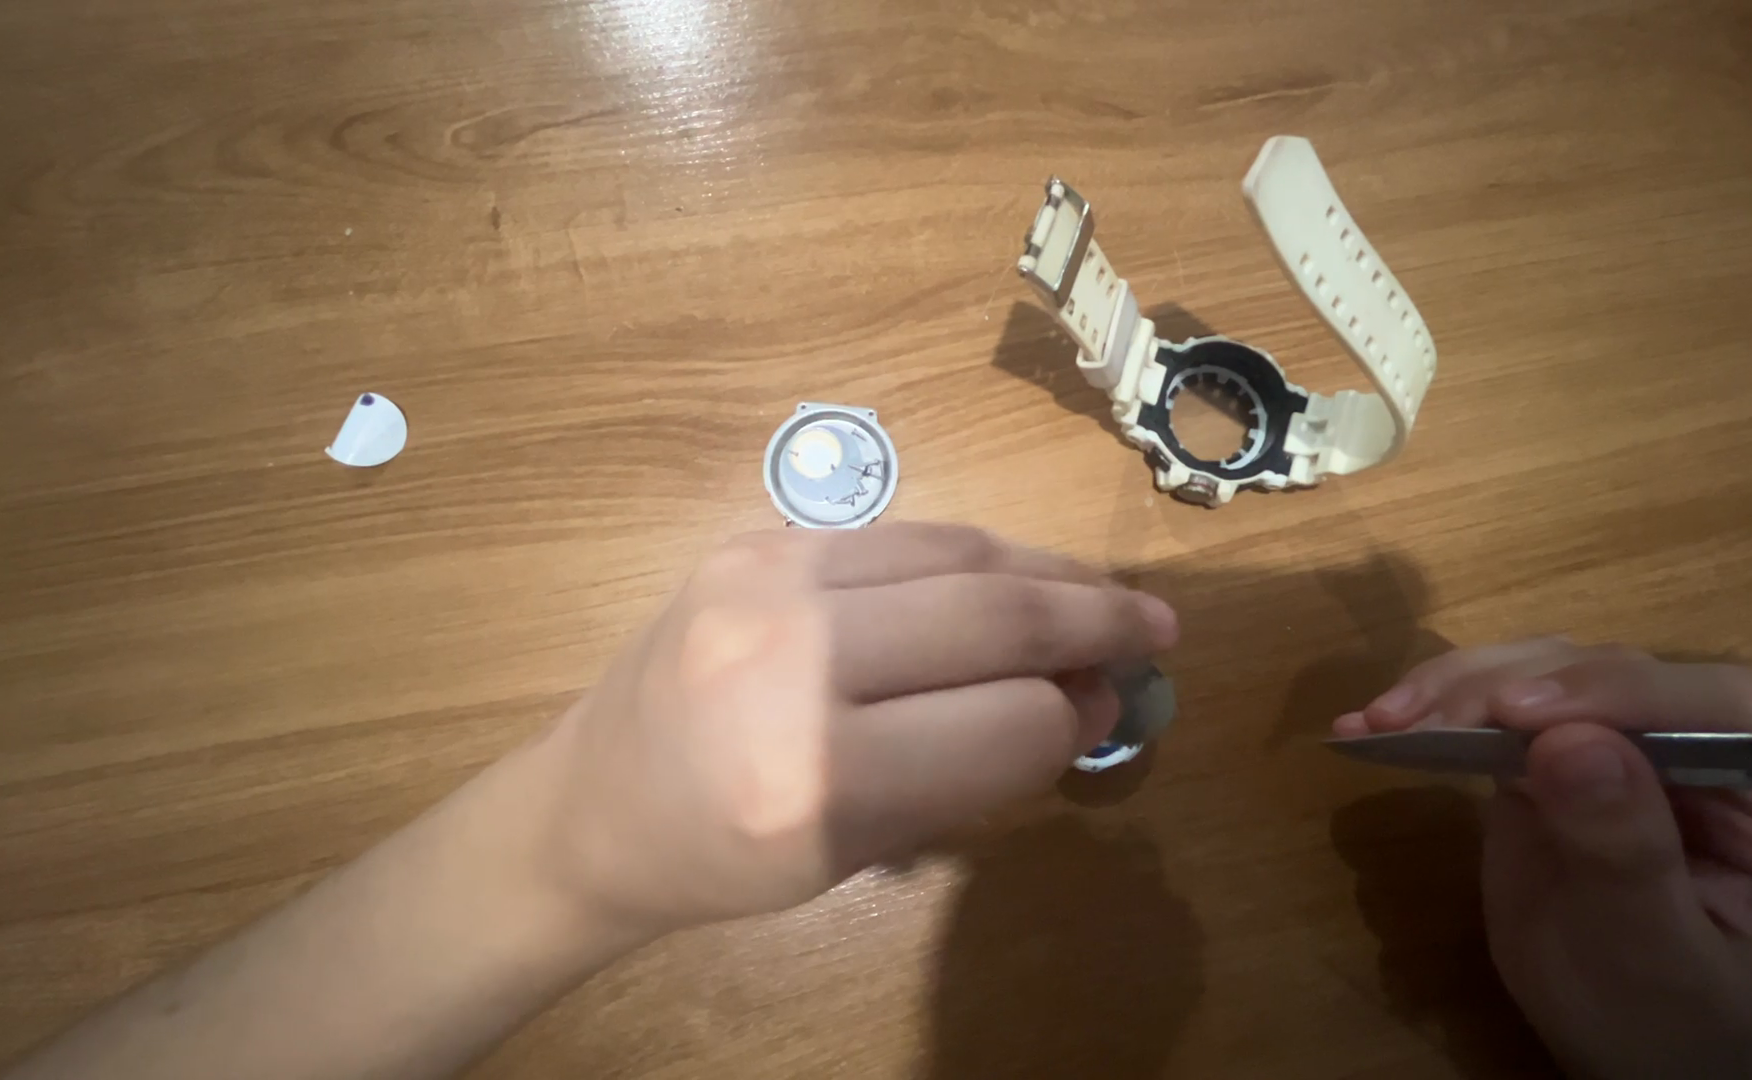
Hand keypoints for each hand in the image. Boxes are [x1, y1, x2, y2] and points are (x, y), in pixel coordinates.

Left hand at [535, 524, 1177, 932]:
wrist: (596, 800)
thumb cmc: (728, 858)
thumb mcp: (863, 851)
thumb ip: (981, 771)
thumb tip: (1085, 695)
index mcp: (814, 782)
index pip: (1006, 726)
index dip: (1073, 717)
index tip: (1107, 707)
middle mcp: (790, 663)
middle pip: (993, 617)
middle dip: (1094, 619)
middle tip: (1155, 629)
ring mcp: (766, 579)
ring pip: (959, 551)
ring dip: (1048, 570)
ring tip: (1102, 594)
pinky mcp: (756, 537)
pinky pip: (904, 531)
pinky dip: (977, 552)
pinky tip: (1015, 571)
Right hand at [1337, 638, 1751, 1079]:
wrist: (1614, 1049)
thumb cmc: (1660, 1021)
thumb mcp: (1651, 954)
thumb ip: (1624, 850)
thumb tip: (1570, 743)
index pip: (1724, 706)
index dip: (1619, 691)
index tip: (1515, 713)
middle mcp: (1712, 754)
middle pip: (1609, 673)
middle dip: (1502, 686)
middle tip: (1415, 720)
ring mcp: (1624, 746)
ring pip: (1538, 672)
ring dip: (1450, 689)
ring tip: (1379, 721)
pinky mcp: (1548, 752)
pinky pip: (1490, 707)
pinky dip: (1428, 711)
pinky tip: (1374, 727)